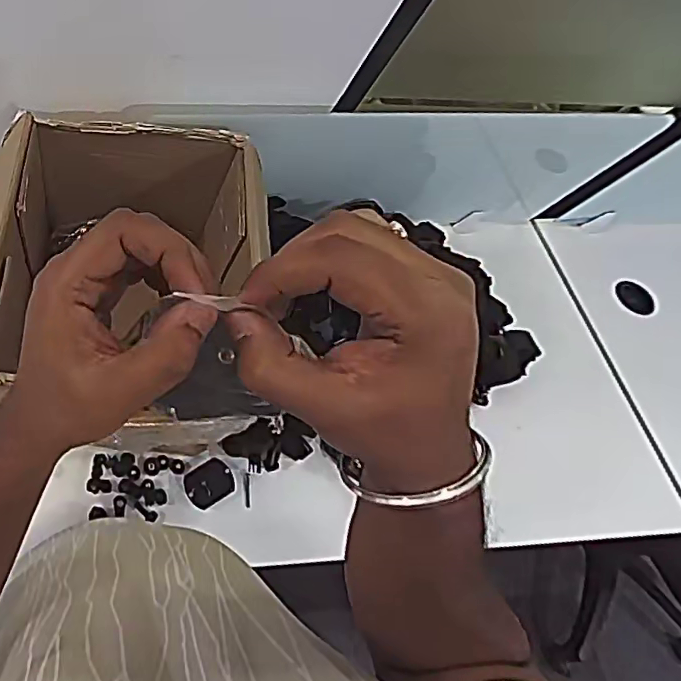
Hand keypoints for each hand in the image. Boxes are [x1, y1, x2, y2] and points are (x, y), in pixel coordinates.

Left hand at [0, 208, 218, 454]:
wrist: (39, 426)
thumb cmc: (61, 409)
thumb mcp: (120, 390)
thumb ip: (165, 354)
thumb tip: (201, 315)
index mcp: (66, 284)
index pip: (123, 230)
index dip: (168, 250)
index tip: (192, 287)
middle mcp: (72, 273)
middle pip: (135, 231)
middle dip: (177, 255)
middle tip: (201, 293)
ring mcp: (83, 281)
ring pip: (139, 244)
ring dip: (174, 264)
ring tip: (194, 297)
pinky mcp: (96, 293)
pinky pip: (136, 266)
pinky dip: (164, 277)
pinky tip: (177, 300)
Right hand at [226, 209, 477, 492]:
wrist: (425, 452)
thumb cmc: (393, 435)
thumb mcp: (320, 408)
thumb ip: (269, 364)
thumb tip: (242, 319)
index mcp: (424, 311)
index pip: (340, 256)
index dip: (282, 271)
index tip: (252, 300)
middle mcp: (439, 283)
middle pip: (346, 230)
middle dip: (291, 261)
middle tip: (264, 300)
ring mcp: (435, 275)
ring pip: (355, 227)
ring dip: (308, 256)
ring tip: (288, 295)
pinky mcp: (423, 276)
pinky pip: (367, 241)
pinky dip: (327, 259)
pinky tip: (313, 291)